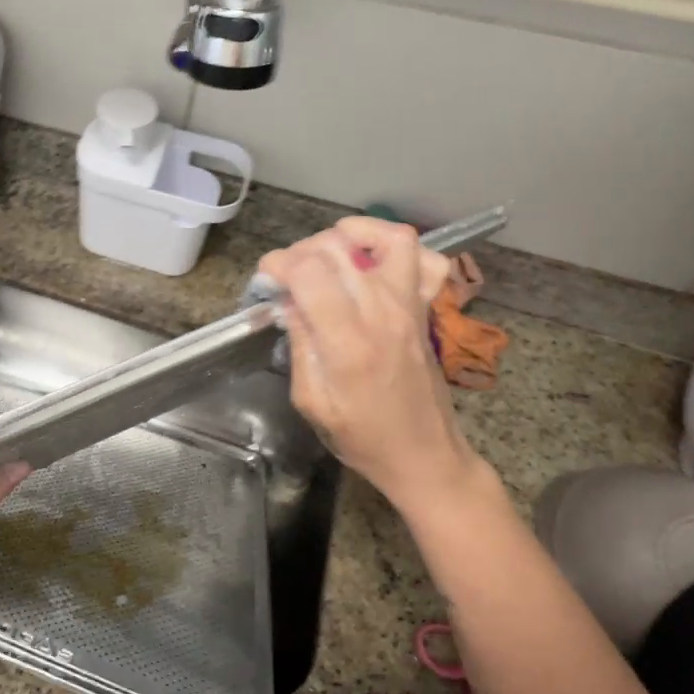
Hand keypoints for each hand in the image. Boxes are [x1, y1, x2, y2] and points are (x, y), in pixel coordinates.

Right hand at [258, 216, 490, 517]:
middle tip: (288, 278)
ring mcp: (410, 306)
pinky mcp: (426, 307)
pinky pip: (426, 257)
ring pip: (385, 238)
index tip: (266, 281)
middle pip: (336, 247)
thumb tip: (288, 302)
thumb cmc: (361, 437)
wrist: (425, 456)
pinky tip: (372, 260)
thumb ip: (299, 344)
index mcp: (348, 342)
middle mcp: (383, 313)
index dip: (277, 264)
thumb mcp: (311, 401)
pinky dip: (398, 248)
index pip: (308, 270)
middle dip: (300, 251)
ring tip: (327, 259)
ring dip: (347, 237)